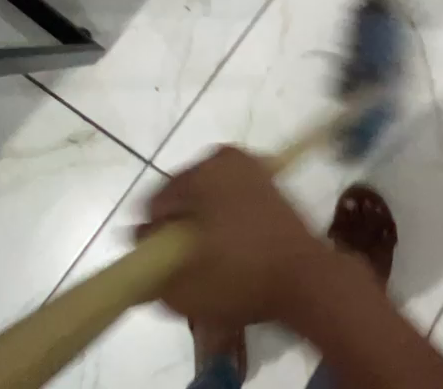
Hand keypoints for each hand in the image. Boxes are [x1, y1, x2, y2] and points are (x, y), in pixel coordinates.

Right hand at [138, 146, 335, 327]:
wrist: (303, 276)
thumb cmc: (238, 277)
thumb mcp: (177, 285)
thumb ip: (144, 265)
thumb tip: (139, 242)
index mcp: (201, 171)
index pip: (155, 202)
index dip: (151, 236)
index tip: (158, 265)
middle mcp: (226, 157)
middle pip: (183, 193)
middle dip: (178, 224)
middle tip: (182, 262)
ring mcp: (252, 165)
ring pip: (208, 194)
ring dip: (202, 220)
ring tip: (207, 257)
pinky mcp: (270, 180)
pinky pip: (231, 195)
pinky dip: (225, 216)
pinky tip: (230, 246)